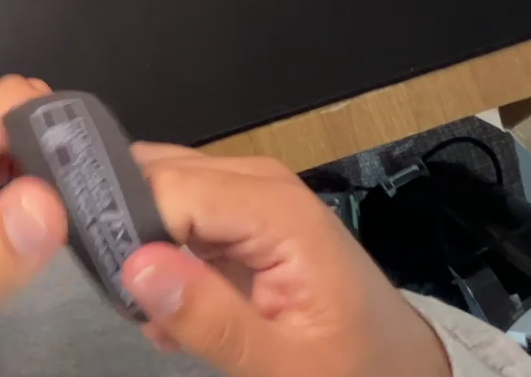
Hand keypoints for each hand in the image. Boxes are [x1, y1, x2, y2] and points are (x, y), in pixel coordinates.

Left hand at [0, 76, 68, 376]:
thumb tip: (53, 198)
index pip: (11, 100)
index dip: (60, 125)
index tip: (99, 171)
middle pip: (13, 110)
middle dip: (58, 145)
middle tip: (94, 201)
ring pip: (7, 135)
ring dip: (45, 165)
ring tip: (79, 213)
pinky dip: (25, 181)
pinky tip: (42, 222)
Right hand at [118, 144, 449, 376]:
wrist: (403, 372)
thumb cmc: (355, 372)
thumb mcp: (287, 370)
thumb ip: (211, 319)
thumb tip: (133, 264)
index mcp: (274, 208)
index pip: (168, 188)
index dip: (134, 233)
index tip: (127, 291)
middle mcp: (256, 178)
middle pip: (161, 174)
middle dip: (133, 230)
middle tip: (133, 299)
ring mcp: (249, 187)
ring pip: (162, 182)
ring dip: (144, 237)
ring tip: (151, 302)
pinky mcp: (241, 204)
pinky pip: (180, 201)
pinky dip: (160, 240)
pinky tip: (171, 297)